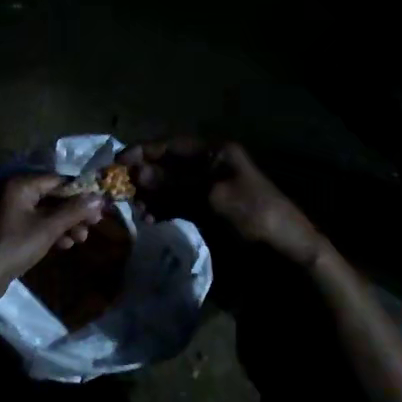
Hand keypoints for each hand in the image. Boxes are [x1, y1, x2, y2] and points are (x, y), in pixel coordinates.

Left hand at [0, 173, 106, 302]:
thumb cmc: (16, 246)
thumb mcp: (49, 228)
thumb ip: (75, 211)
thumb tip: (100, 198)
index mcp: (22, 185)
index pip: (59, 181)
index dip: (81, 192)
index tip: (100, 204)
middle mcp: (17, 192)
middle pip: (54, 196)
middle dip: (75, 212)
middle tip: (95, 223)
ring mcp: (14, 211)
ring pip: (48, 212)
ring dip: (67, 224)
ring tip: (82, 239)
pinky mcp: (14, 228)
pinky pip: (39, 223)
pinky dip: (53, 232)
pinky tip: (65, 245)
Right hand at [117, 139, 325, 263]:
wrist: (285, 255)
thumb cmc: (254, 216)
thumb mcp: (212, 196)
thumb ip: (173, 184)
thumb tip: (136, 172)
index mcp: (216, 153)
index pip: (172, 146)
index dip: (144, 152)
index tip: (117, 164)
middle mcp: (209, 168)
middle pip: (168, 166)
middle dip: (144, 176)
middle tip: (120, 190)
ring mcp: (207, 192)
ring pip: (169, 187)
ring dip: (150, 196)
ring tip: (134, 209)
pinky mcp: (206, 214)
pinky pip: (176, 206)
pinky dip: (161, 211)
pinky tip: (149, 220)